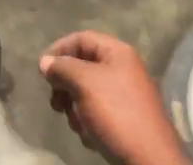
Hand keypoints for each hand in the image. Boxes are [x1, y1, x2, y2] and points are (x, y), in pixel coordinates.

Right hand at [39, 31, 187, 164]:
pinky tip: (91, 136)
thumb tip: (45, 62)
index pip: (81, 39)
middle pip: (82, 67)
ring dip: (75, 108)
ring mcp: (124, 95)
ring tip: (77, 123)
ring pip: (86, 93)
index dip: (59, 49)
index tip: (42, 69)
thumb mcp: (85, 83)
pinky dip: (89, 123)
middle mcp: (122, 69)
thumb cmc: (116, 112)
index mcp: (117, 52)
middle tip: (56, 103)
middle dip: (66, 85)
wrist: (150, 159)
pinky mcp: (124, 119)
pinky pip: (97, 113)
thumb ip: (62, 68)